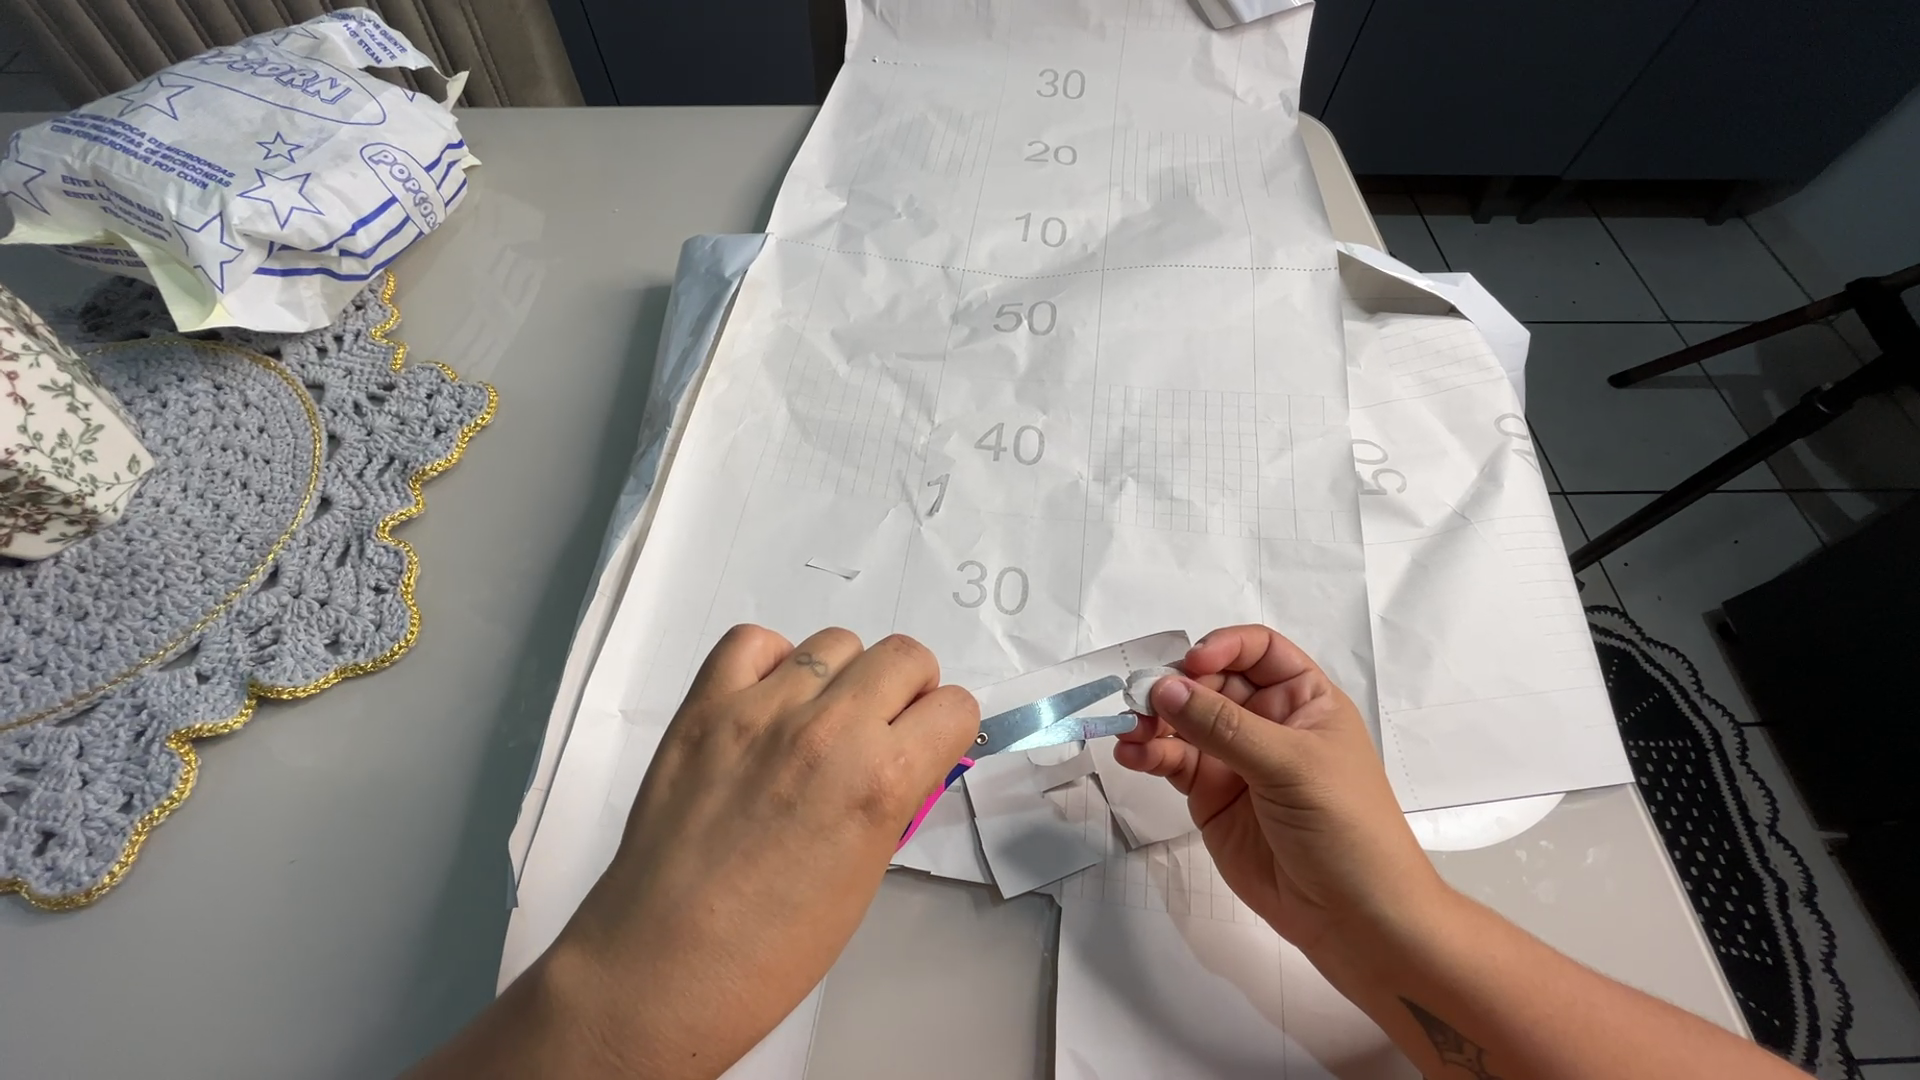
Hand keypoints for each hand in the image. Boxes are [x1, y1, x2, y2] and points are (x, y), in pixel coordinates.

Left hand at [553, 626, 978, 1078]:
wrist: (665, 966)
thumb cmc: (779, 944)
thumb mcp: (870, 866)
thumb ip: (896, 791)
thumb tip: (906, 750)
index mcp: (883, 780)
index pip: (956, 706)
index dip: (946, 727)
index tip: (926, 743)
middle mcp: (831, 729)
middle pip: (906, 655)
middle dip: (909, 689)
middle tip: (880, 727)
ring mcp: (762, 709)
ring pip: (836, 643)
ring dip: (844, 675)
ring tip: (817, 719)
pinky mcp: (705, 705)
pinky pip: (753, 641)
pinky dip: (771, 662)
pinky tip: (768, 701)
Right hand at [1114, 625, 1443, 956]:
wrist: (1354, 920)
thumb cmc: (1345, 827)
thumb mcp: (1291, 765)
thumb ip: (1223, 726)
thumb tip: (1163, 688)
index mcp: (1302, 699)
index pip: (1258, 650)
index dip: (1223, 648)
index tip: (1191, 665)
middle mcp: (1265, 720)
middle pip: (1208, 682)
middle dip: (1173, 687)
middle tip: (1141, 702)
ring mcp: (1233, 757)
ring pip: (1182, 720)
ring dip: (1151, 720)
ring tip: (1130, 733)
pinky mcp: (1208, 792)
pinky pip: (1171, 759)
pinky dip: (1147, 753)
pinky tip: (1132, 756)